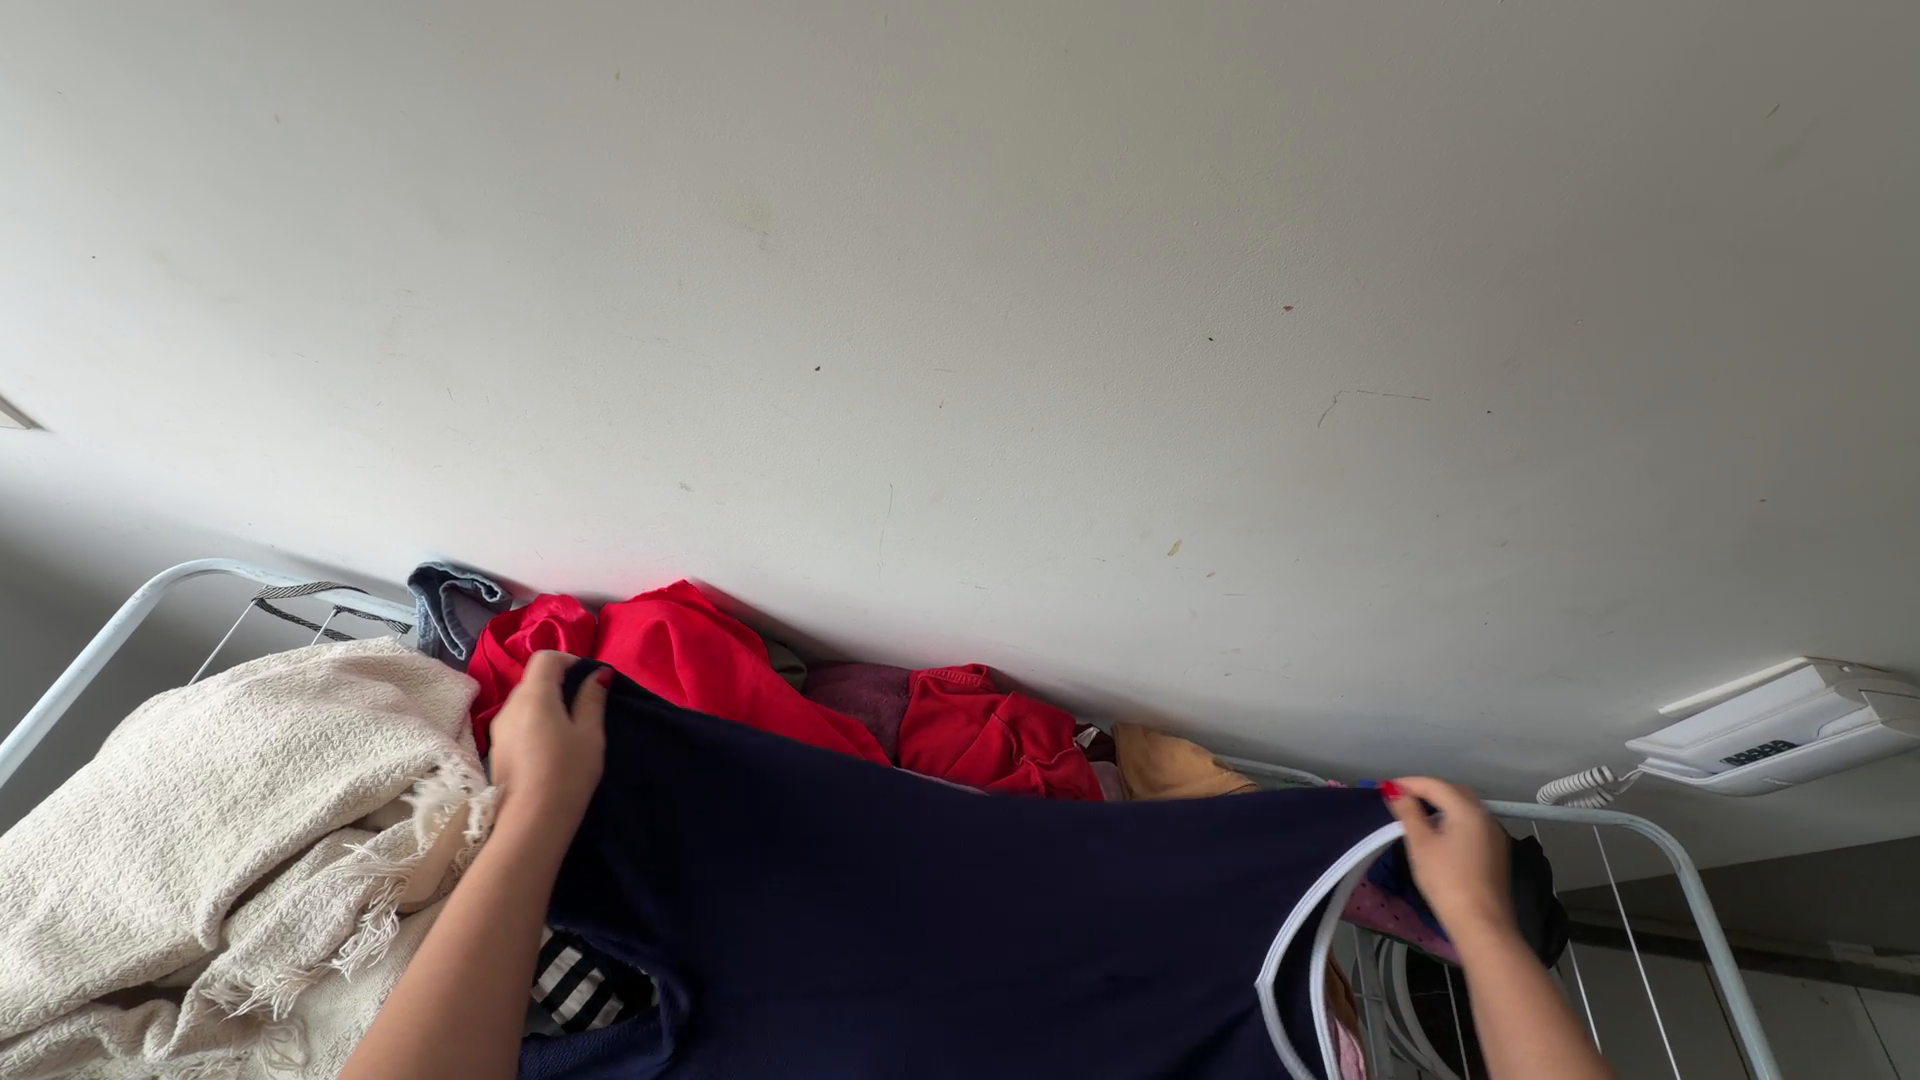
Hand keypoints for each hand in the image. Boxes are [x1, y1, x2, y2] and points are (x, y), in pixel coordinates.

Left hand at [485, 651, 608, 836]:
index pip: (545, 658)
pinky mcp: (497, 749)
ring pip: (525, 701)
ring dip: (548, 703)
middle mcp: (509, 707)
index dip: (570, 660)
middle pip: (534, 679)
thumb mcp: (589, 732)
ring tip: (572, 727)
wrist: (531, 822)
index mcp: (533, 696)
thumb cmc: (567, 772)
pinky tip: (552, 745)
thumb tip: (597, 674)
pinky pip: (519, 721)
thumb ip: (592, 699)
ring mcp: (499, 730)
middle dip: (560, 682)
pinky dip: (536, 721)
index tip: (590, 678)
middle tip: (587, 703)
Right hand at [1382, 776, 1517, 944]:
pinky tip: (1437, 830)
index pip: (1435, 785)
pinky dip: (1452, 817)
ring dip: (1440, 803)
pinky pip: (1471, 823)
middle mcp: (1486, 818)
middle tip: (1399, 798)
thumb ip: (1408, 812)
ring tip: (1414, 812)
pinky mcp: (1495, 851)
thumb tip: (1395, 791)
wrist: (1481, 924)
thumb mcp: (1420, 843)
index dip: (1408, 783)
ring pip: (1464, 807)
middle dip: (1426, 790)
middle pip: (1453, 792)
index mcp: (1468, 811)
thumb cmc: (1446, 880)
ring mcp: (1494, 835)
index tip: (1384, 788)